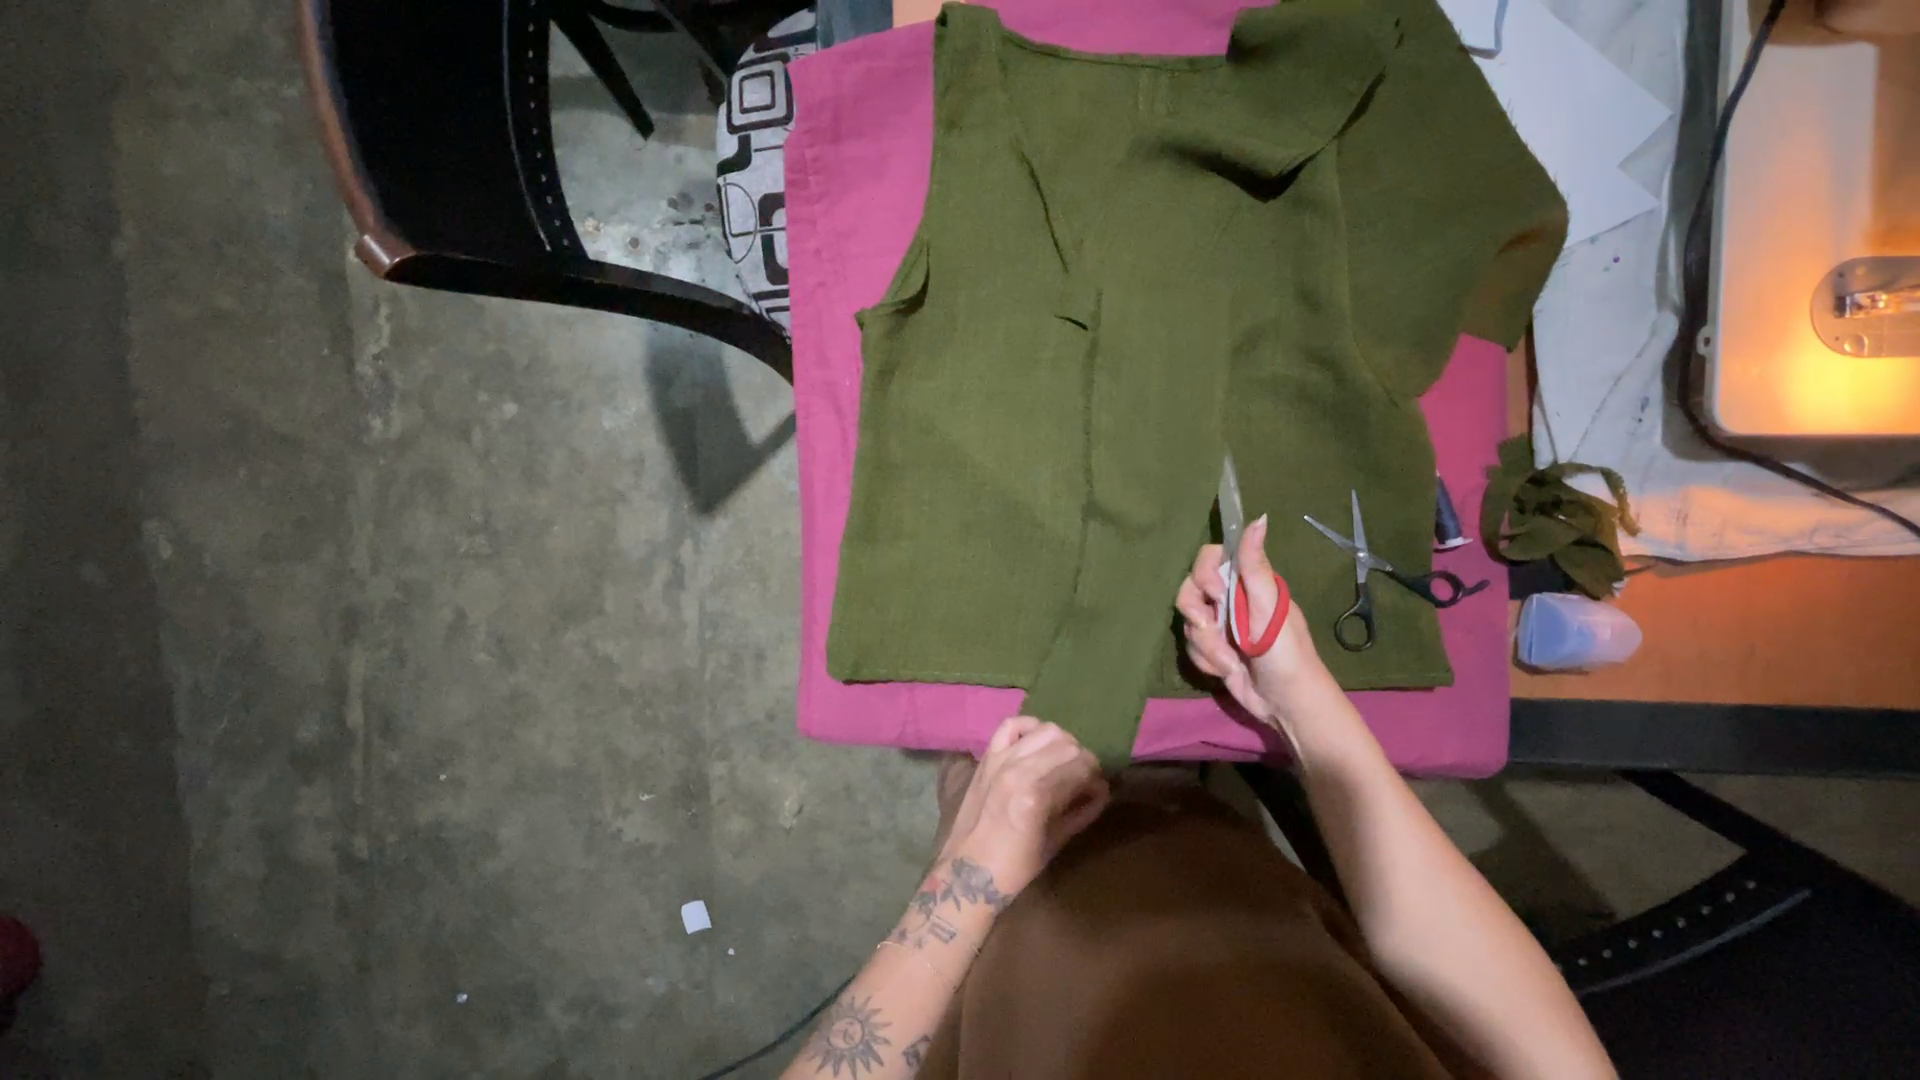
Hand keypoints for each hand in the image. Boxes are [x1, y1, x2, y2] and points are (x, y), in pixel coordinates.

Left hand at [934, 717, 1109, 900]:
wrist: (967, 870)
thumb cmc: (1014, 866)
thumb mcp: (1055, 842)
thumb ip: (1082, 811)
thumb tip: (1103, 791)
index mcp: (1037, 794)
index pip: (1081, 767)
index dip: (1096, 777)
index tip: (1098, 790)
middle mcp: (1018, 769)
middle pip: (1068, 745)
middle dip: (1083, 760)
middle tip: (1084, 778)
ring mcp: (1000, 759)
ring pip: (1046, 730)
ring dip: (1062, 743)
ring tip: (1063, 762)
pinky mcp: (987, 756)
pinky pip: (1011, 725)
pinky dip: (1029, 727)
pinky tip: (1038, 742)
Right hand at [1175, 514, 1325, 724]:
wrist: (1286, 703)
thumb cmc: (1285, 652)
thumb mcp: (1270, 606)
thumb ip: (1255, 565)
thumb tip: (1260, 517)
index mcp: (1249, 583)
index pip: (1209, 558)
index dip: (1204, 575)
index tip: (1217, 594)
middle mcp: (1231, 599)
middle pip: (1189, 590)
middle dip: (1199, 617)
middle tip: (1216, 630)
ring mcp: (1221, 625)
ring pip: (1188, 622)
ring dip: (1207, 645)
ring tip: (1230, 660)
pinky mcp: (1212, 649)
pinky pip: (1191, 645)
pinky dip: (1207, 660)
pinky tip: (1227, 670)